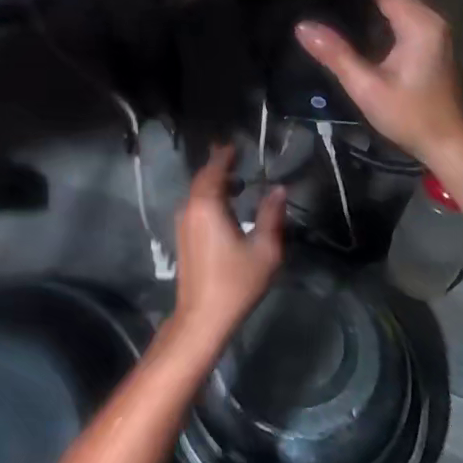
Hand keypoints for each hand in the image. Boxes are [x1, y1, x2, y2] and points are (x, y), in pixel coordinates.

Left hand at [173, 145, 284, 339]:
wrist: (202, 317)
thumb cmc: (235, 283)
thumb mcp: (264, 250)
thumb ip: (271, 215)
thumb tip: (279, 189)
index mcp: (207, 206)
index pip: (214, 170)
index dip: (224, 156)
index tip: (235, 146)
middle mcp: (190, 209)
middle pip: (203, 179)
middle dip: (218, 167)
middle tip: (236, 157)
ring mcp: (183, 223)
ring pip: (197, 193)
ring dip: (215, 184)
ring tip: (238, 182)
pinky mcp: (183, 237)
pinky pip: (195, 206)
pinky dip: (209, 199)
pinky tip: (226, 207)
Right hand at [295, 0, 462, 164]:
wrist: (450, 146)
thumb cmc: (410, 116)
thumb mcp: (367, 87)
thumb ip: (336, 54)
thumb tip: (301, 26)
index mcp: (419, 23)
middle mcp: (430, 20)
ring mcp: (433, 32)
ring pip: (396, 4)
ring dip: (367, 3)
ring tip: (329, 3)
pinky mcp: (430, 44)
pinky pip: (401, 18)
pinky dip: (378, 17)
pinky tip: (352, 27)